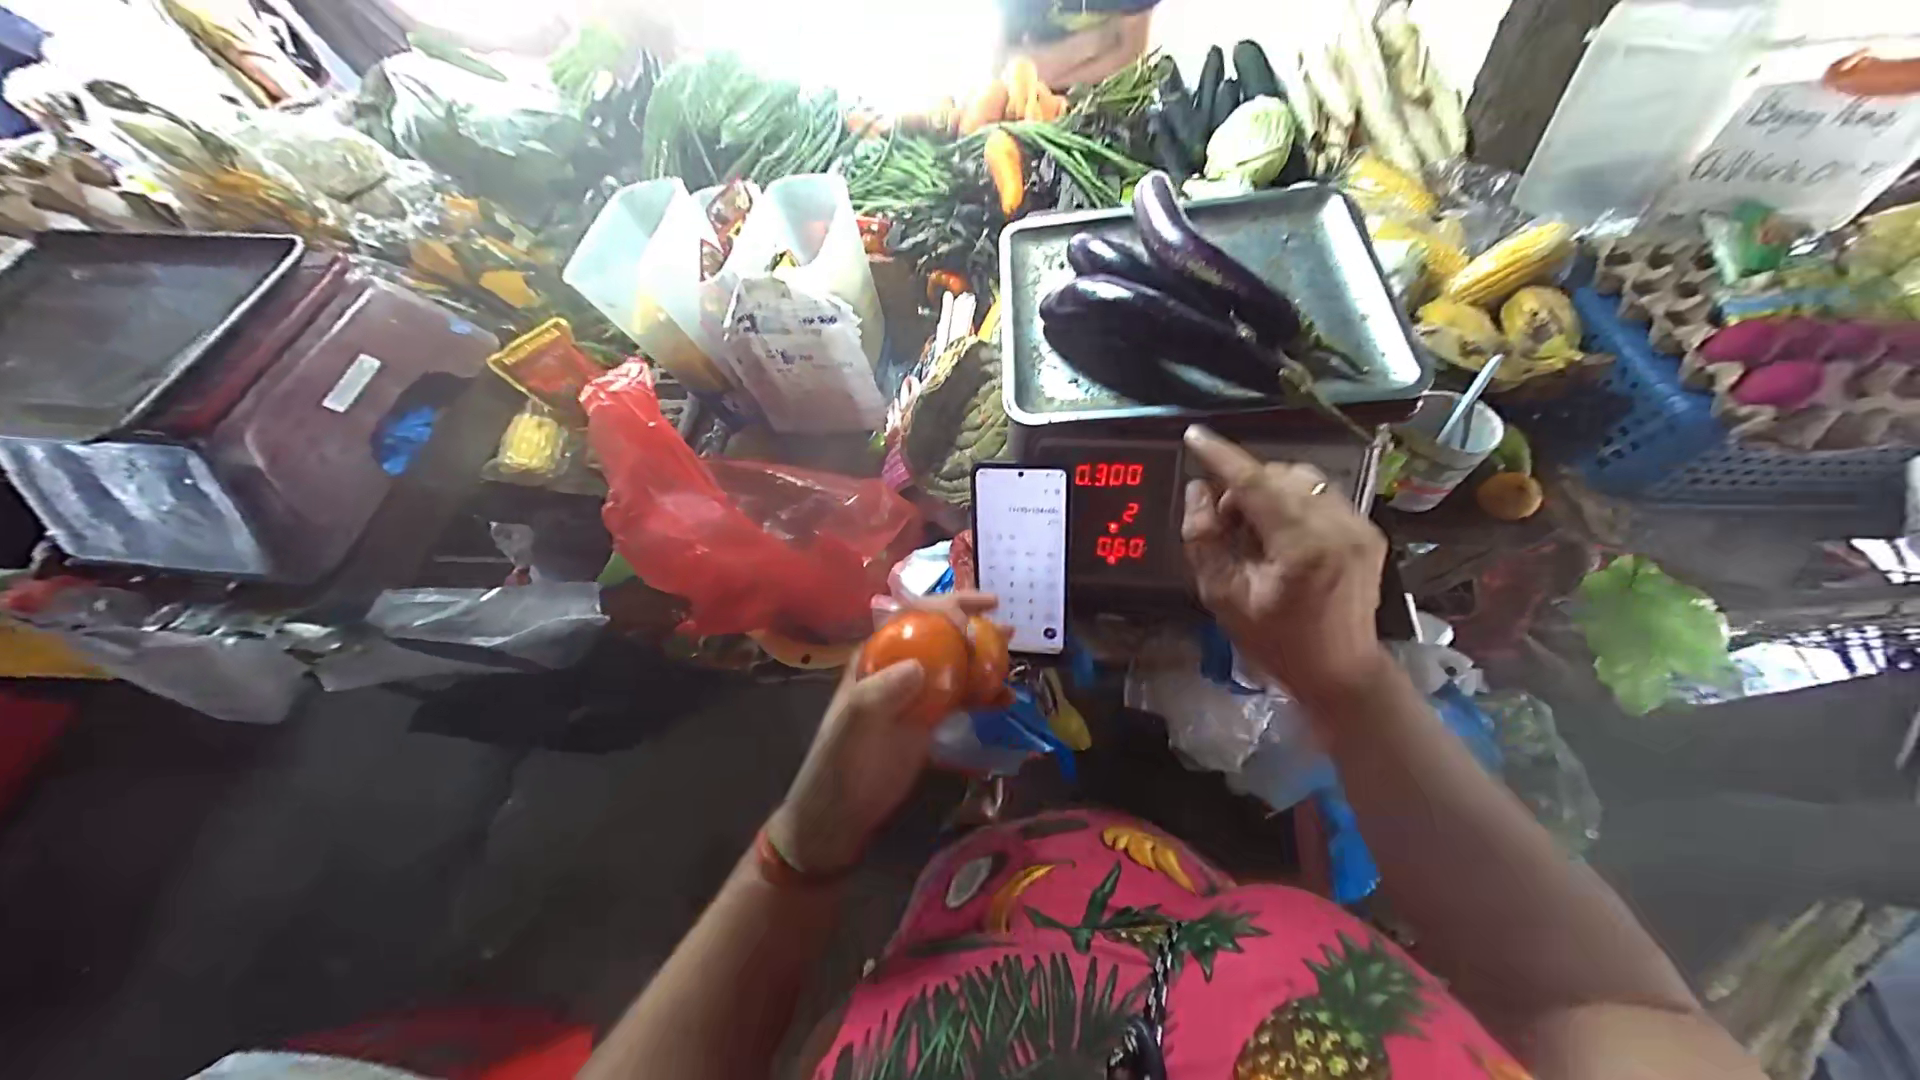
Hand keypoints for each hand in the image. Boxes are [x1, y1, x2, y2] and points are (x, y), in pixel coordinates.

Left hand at [768, 593, 998, 874]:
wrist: (842, 810)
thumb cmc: (841, 761)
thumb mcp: (854, 723)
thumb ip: (880, 692)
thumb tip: (918, 667)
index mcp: (876, 657)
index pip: (912, 617)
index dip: (944, 607)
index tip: (973, 614)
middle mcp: (898, 667)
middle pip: (940, 635)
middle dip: (972, 624)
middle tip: (1005, 627)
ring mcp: (917, 694)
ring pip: (956, 664)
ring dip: (984, 657)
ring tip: (1012, 654)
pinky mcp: (931, 719)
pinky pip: (962, 697)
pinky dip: (985, 694)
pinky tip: (1006, 698)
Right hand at [1180, 425, 1393, 707]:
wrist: (1340, 670)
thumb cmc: (1275, 641)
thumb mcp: (1223, 595)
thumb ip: (1204, 538)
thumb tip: (1198, 491)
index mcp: (1302, 546)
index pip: (1256, 483)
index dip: (1222, 457)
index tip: (1195, 437)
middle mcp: (1338, 526)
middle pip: (1279, 475)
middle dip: (1243, 486)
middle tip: (1224, 522)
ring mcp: (1359, 526)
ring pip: (1301, 479)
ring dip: (1267, 491)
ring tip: (1251, 529)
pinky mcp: (1367, 530)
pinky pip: (1319, 494)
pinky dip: (1289, 501)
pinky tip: (1278, 533)